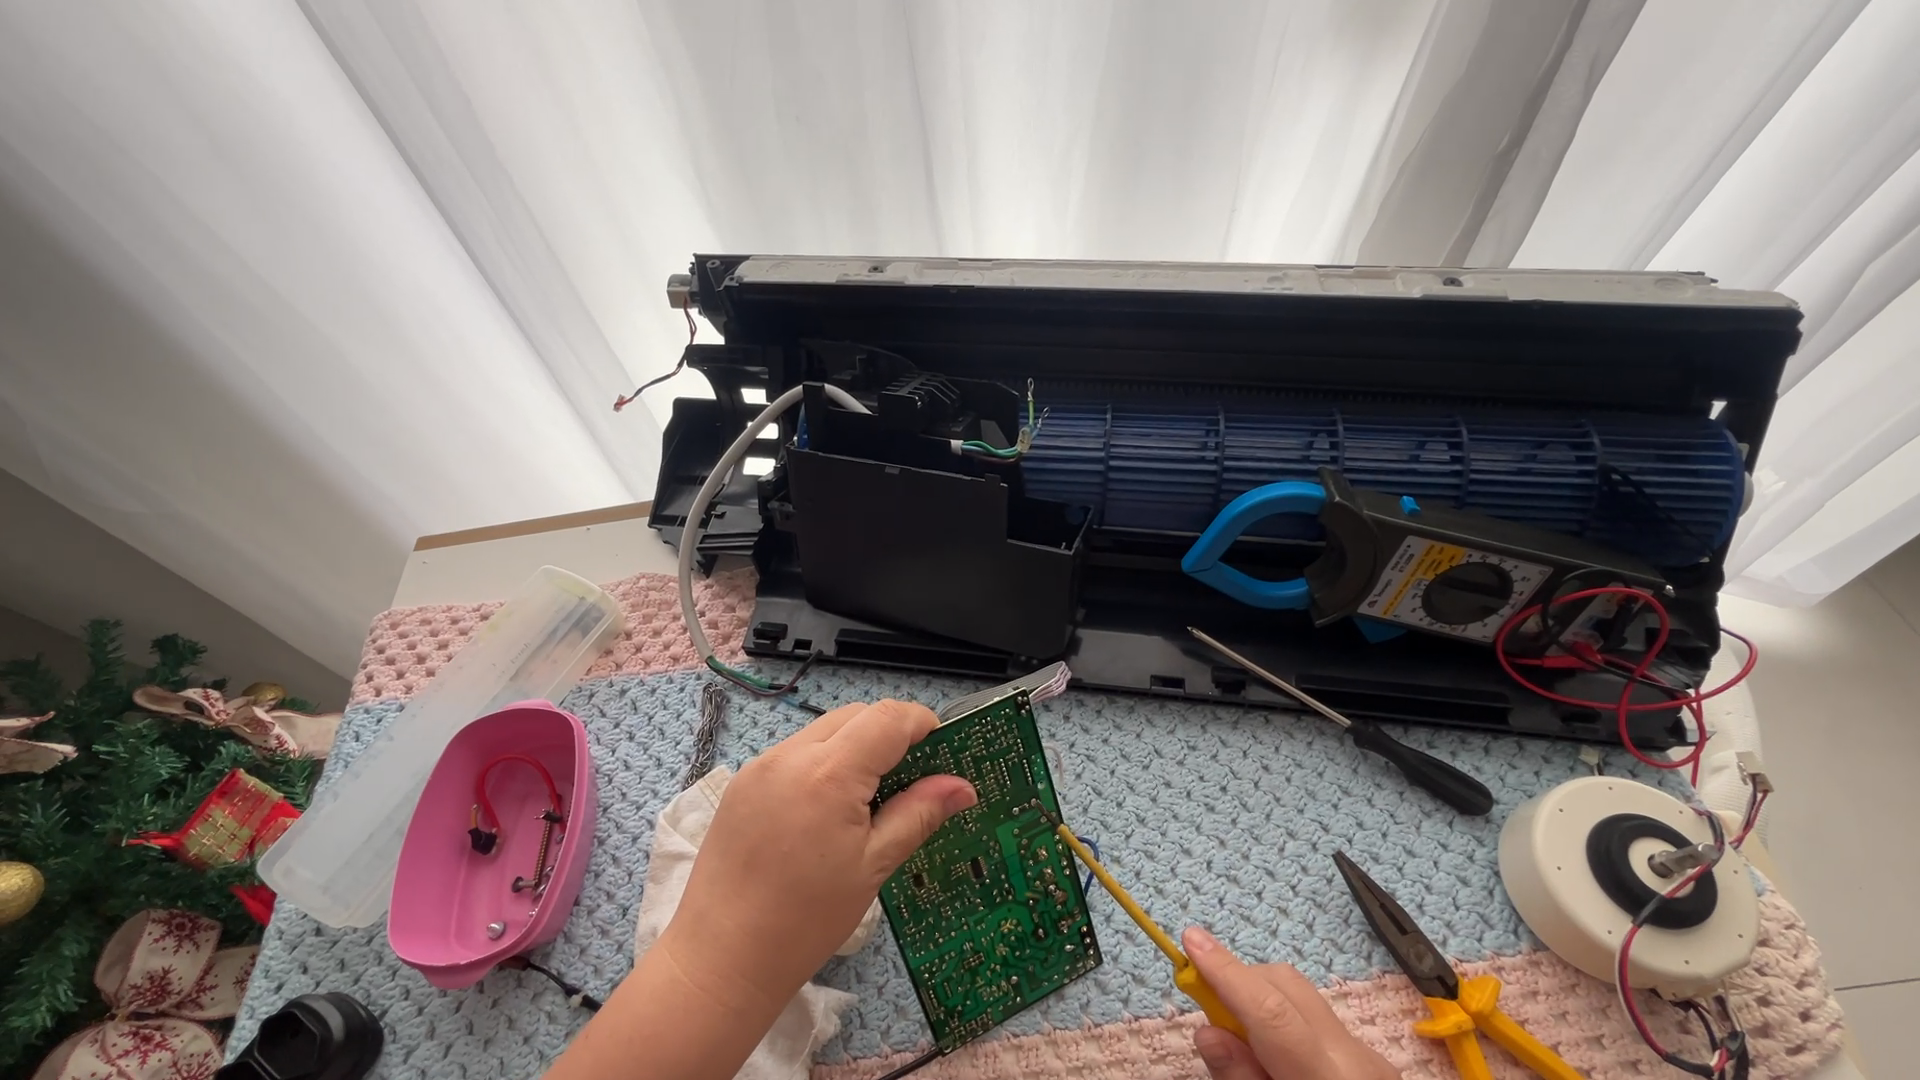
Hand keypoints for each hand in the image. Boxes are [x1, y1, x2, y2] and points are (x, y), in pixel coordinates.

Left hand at [657, 700, 976, 1018]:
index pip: (889, 717)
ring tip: (869, 800)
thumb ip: (918, 814)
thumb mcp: (873, 866)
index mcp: (829, 772)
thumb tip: (963, 786)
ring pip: (824, 730)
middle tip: (911, 781)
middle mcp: (792, 754)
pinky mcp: (742, 783)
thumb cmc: (806, 919)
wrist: (720, 958)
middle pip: (856, 716)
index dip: (922, 724)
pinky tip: (826, 811)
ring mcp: (761, 765)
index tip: (943, 753)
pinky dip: (822, 763)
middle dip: (890, 735)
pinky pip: (795, 753)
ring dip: (855, 747)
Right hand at [1183, 927, 1399, 1079]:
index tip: (1190, 938)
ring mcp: (1373, 1060)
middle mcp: (1358, 1060)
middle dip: (1240, 981)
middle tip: (1204, 1005)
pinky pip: (1317, 1021)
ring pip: (1303, 998)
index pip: (1272, 1012)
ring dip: (1260, 1000)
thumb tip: (1208, 1033)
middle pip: (1288, 988)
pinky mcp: (1374, 1064)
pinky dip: (1284, 1023)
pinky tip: (1272, 1060)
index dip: (1228, 972)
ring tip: (1238, 1043)